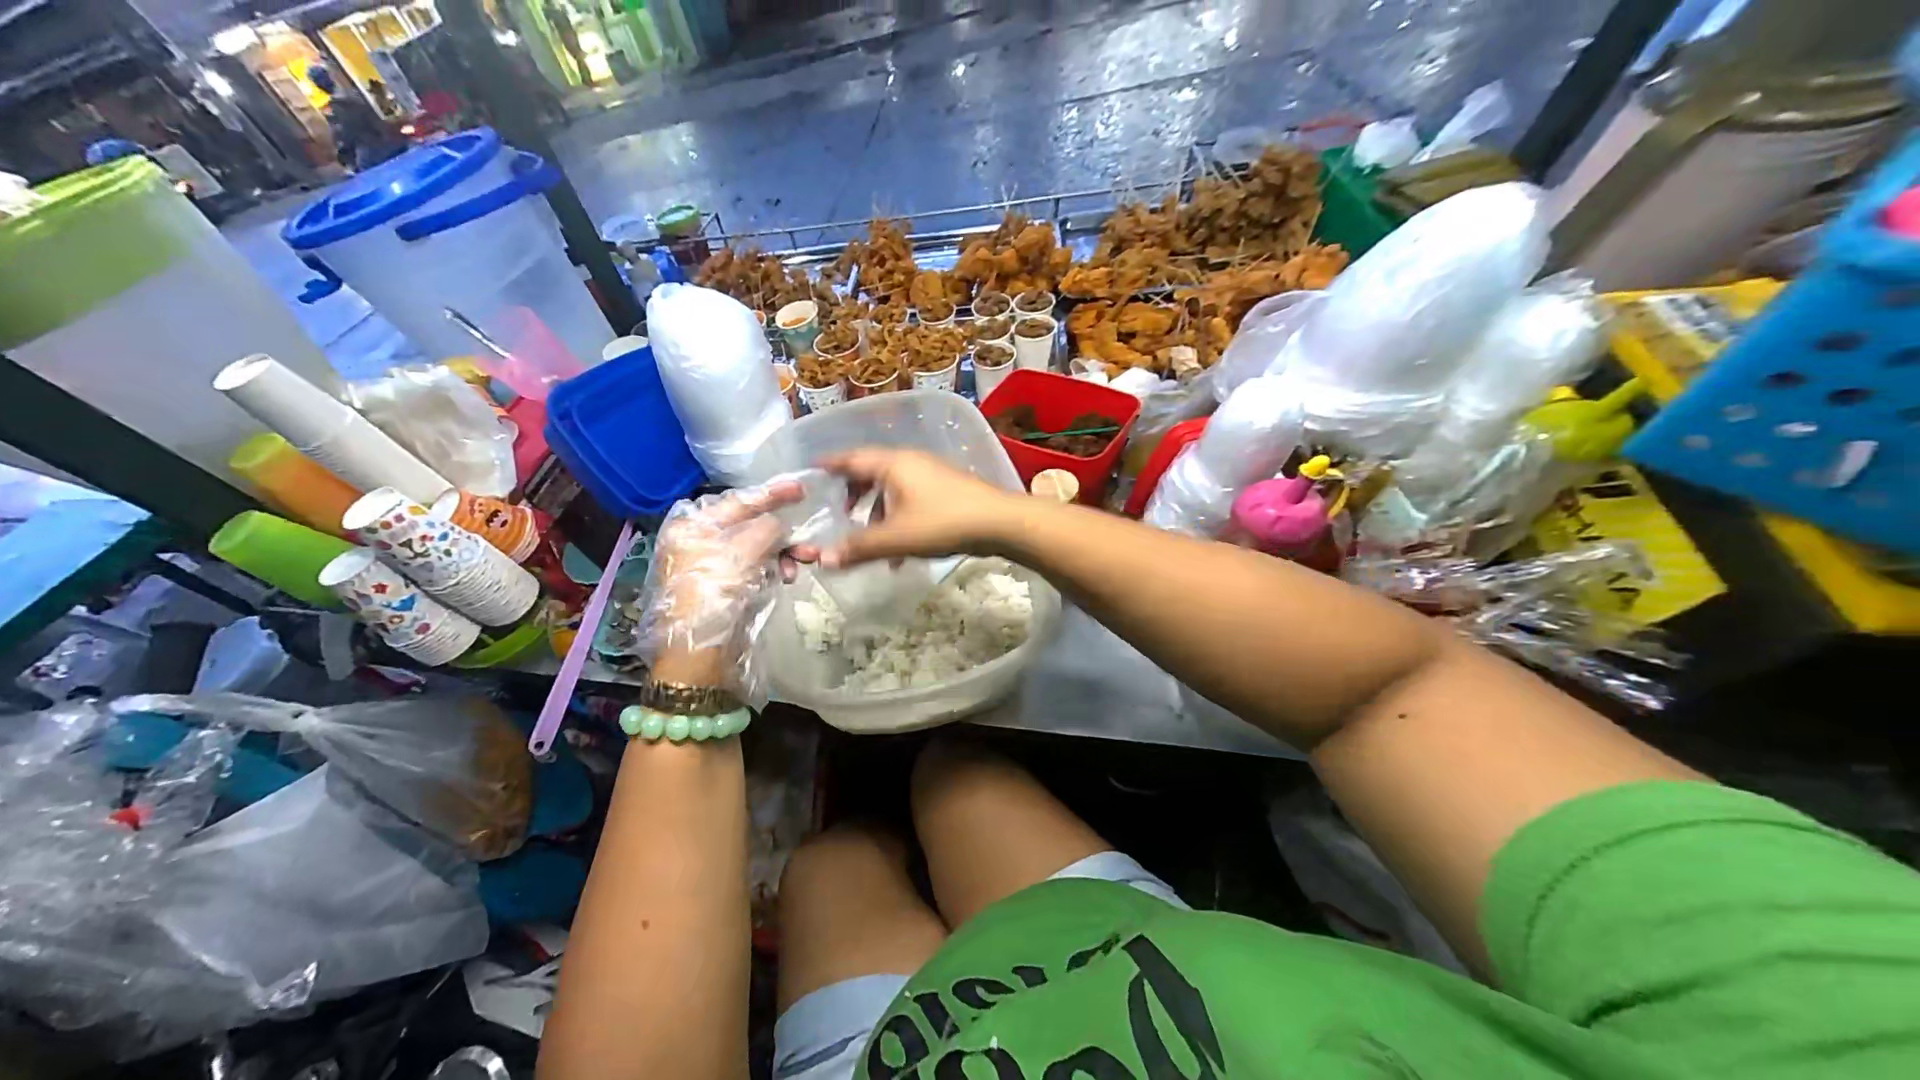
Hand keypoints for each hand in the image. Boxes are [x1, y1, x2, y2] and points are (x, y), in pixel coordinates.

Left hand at [642, 479, 802, 667]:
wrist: (699, 655)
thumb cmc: (713, 594)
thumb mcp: (742, 552)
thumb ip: (766, 528)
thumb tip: (779, 526)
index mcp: (693, 527)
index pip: (737, 502)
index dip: (771, 494)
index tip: (803, 488)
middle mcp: (700, 543)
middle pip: (751, 526)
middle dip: (784, 531)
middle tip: (810, 538)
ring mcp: (714, 568)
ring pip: (760, 549)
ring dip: (785, 552)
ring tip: (807, 561)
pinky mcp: (728, 589)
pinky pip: (759, 569)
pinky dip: (776, 569)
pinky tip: (788, 577)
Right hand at [811, 449, 1027, 567]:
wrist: (1001, 522)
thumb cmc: (943, 523)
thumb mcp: (896, 538)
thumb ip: (859, 548)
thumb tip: (822, 560)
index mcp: (892, 463)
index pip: (851, 458)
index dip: (830, 465)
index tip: (812, 470)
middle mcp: (909, 461)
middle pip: (871, 471)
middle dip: (854, 493)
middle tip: (841, 511)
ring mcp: (930, 473)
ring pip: (892, 488)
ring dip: (878, 512)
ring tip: (871, 539)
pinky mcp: (946, 488)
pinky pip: (910, 498)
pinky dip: (898, 517)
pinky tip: (901, 550)